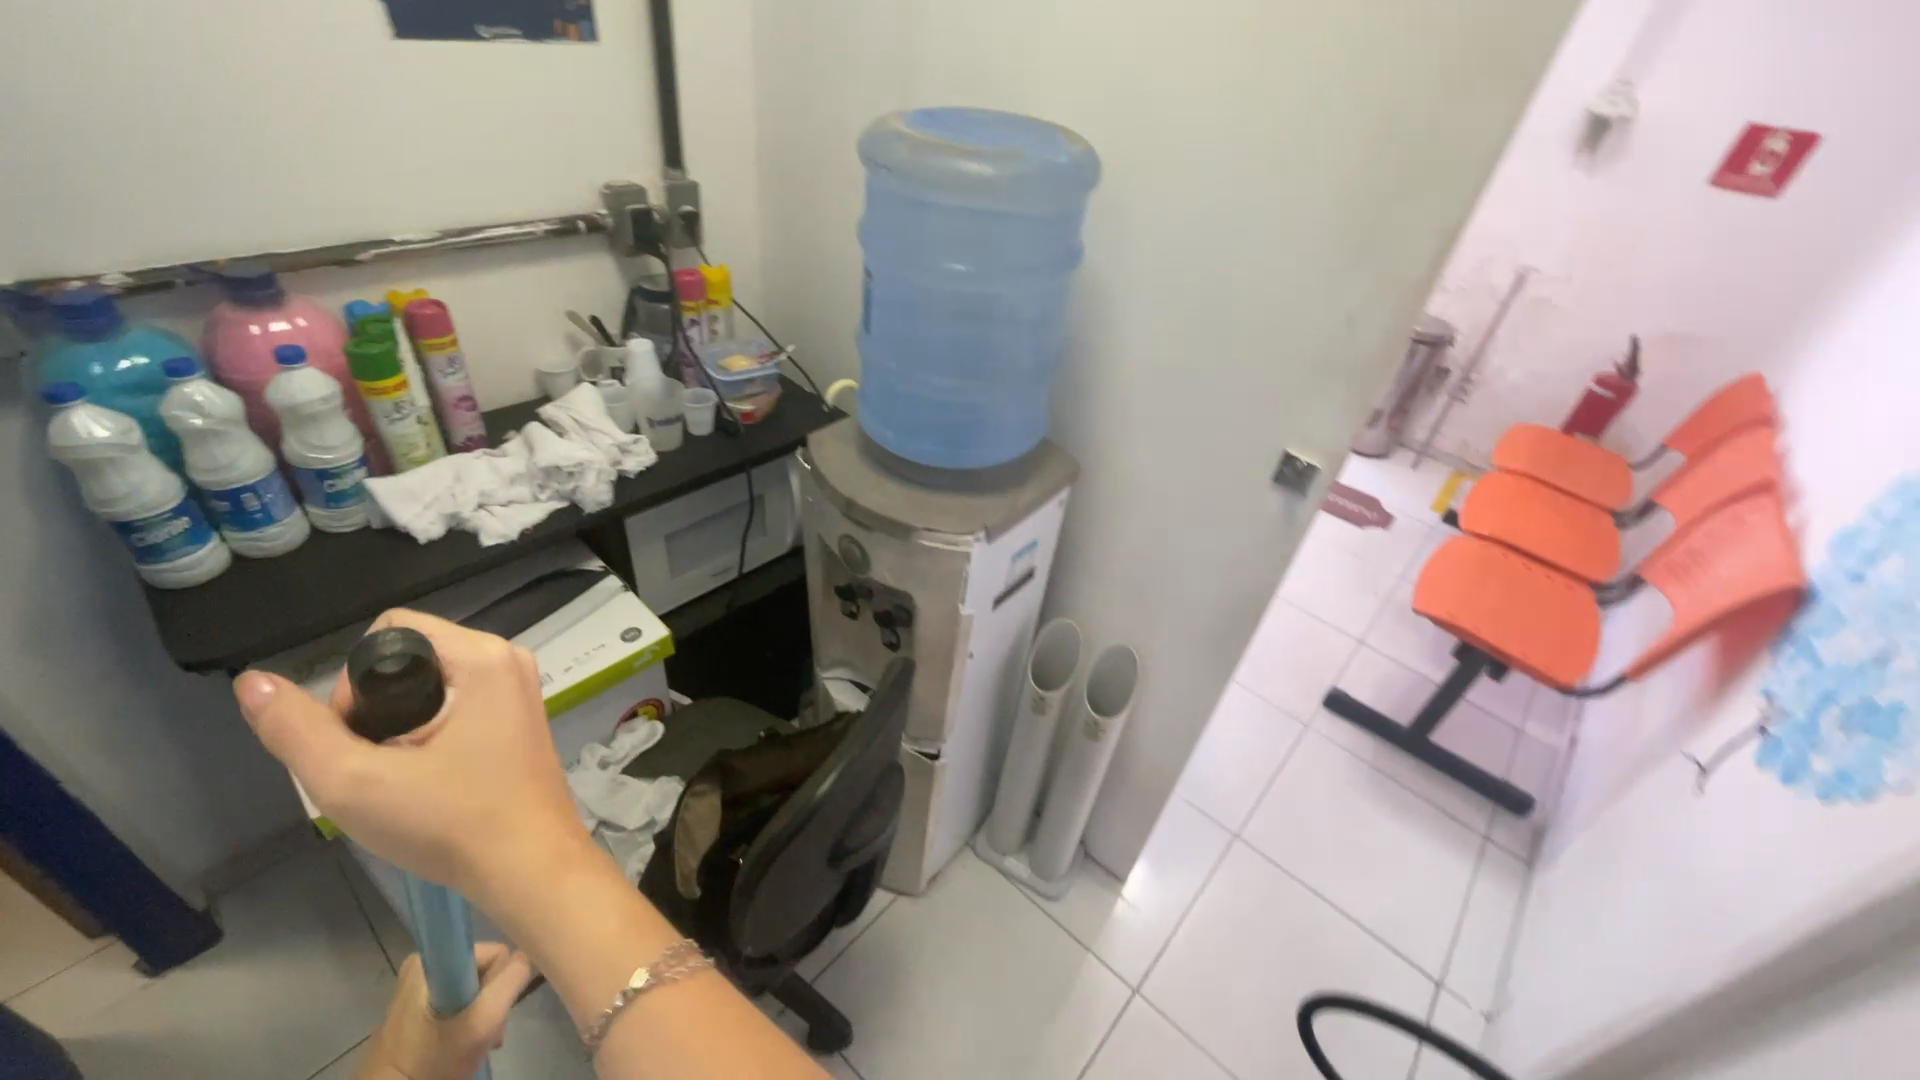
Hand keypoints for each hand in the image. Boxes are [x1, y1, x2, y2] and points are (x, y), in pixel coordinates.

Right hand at [233, 608, 589, 904]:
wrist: (530, 867)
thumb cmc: (450, 823)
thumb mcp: (353, 781)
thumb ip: (296, 730)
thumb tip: (252, 681)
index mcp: (483, 656)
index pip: (391, 632)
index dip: (354, 680)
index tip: (359, 735)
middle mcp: (508, 659)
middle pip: (411, 658)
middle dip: (375, 706)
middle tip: (376, 763)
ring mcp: (520, 689)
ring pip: (431, 684)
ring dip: (399, 724)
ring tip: (399, 775)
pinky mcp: (521, 717)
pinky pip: (457, 702)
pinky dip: (429, 731)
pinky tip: (426, 777)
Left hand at [356, 944, 536, 1079]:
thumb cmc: (432, 1061)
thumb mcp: (483, 1020)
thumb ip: (513, 979)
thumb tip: (526, 956)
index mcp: (431, 960)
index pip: (495, 954)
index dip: (501, 984)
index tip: (489, 1015)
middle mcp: (422, 965)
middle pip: (485, 970)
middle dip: (491, 1003)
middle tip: (483, 1034)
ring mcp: (417, 987)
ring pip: (475, 987)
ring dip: (482, 1015)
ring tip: (474, 1042)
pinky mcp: (415, 1006)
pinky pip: (458, 1000)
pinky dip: (468, 1020)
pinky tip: (464, 1042)